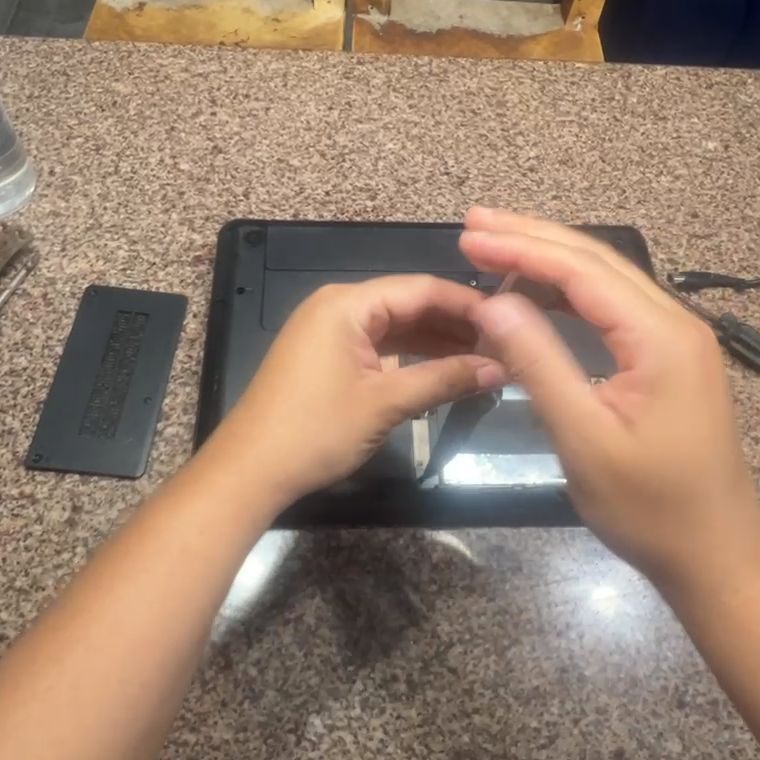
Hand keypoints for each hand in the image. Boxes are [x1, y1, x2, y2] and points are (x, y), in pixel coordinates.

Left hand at [208, 275, 504, 506]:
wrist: (250, 470)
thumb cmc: (315, 430)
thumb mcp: (385, 403)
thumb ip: (443, 379)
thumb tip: (498, 369)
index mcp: (347, 303)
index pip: (420, 288)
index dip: (467, 303)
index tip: (509, 320)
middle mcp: (338, 306)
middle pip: (408, 304)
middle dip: (455, 324)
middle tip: (504, 343)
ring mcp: (330, 331)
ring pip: (395, 326)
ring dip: (436, 342)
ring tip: (485, 358)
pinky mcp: (328, 355)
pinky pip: (378, 345)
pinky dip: (410, 356)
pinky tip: (445, 369)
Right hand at [459, 208, 759, 585]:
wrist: (715, 554)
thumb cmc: (649, 506)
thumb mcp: (583, 438)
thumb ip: (538, 363)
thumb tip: (492, 303)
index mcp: (660, 336)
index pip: (581, 271)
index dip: (521, 249)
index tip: (469, 238)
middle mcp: (673, 321)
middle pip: (595, 260)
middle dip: (531, 237)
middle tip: (473, 223)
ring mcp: (674, 336)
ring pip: (603, 277)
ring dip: (547, 258)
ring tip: (493, 246)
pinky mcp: (666, 355)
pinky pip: (610, 305)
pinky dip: (566, 292)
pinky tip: (534, 292)